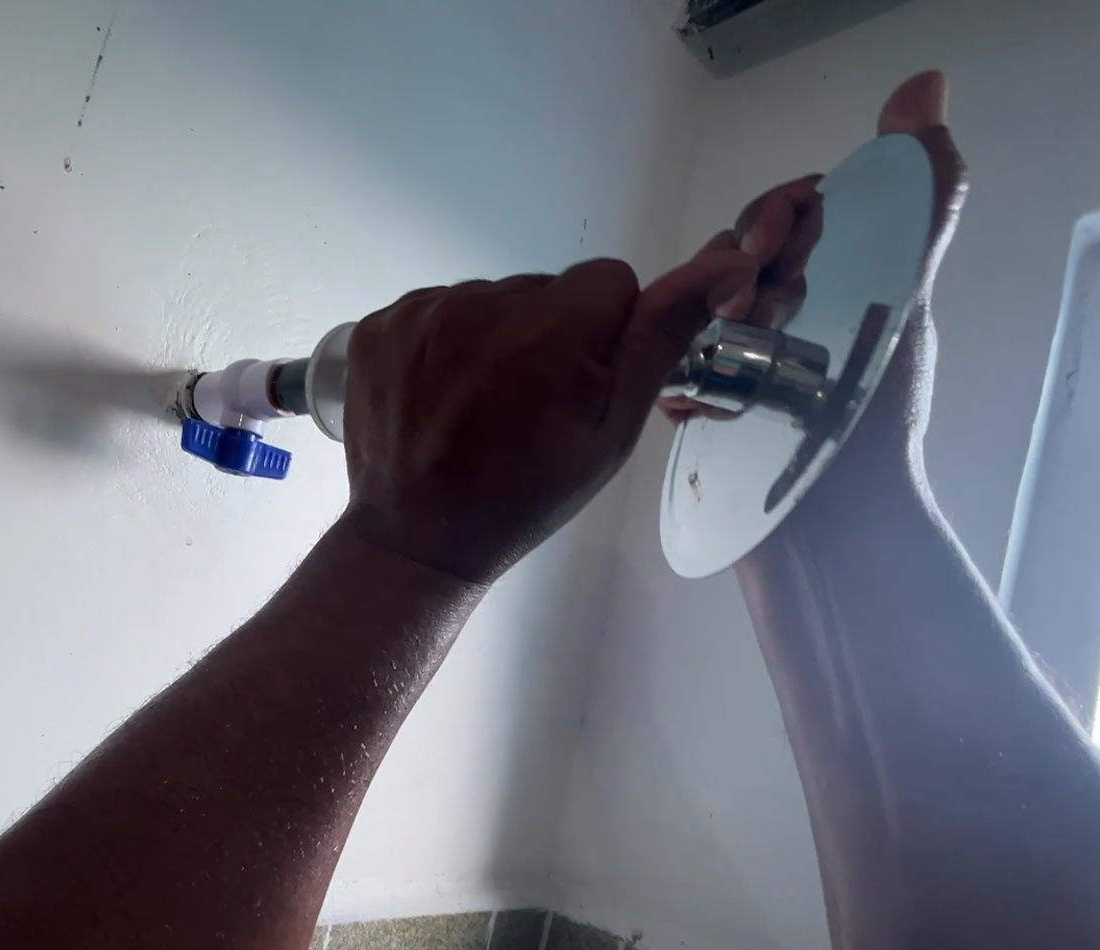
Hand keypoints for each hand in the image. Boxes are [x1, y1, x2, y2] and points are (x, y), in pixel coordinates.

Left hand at [340, 251, 757, 584]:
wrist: (417, 536)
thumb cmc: (521, 497)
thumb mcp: (607, 435)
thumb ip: (657, 343)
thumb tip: (725, 263)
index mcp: (548, 329)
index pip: (606, 281)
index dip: (601, 334)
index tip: (574, 385)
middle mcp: (478, 304)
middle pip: (540, 290)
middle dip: (543, 335)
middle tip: (519, 406)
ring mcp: (418, 315)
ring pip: (484, 299)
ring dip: (489, 339)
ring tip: (473, 407)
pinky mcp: (375, 329)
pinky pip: (431, 312)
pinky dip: (438, 345)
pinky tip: (436, 396)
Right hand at [662, 71, 968, 494]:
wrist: (822, 538)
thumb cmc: (862, 428)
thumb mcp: (899, 306)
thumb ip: (916, 205)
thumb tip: (923, 91)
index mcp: (841, 291)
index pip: (791, 222)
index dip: (777, 216)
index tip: (773, 244)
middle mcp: (794, 325)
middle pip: (735, 268)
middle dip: (731, 273)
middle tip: (743, 308)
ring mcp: (748, 371)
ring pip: (697, 317)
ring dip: (691, 323)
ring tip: (706, 355)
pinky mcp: (712, 413)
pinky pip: (674, 374)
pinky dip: (673, 379)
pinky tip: (680, 401)